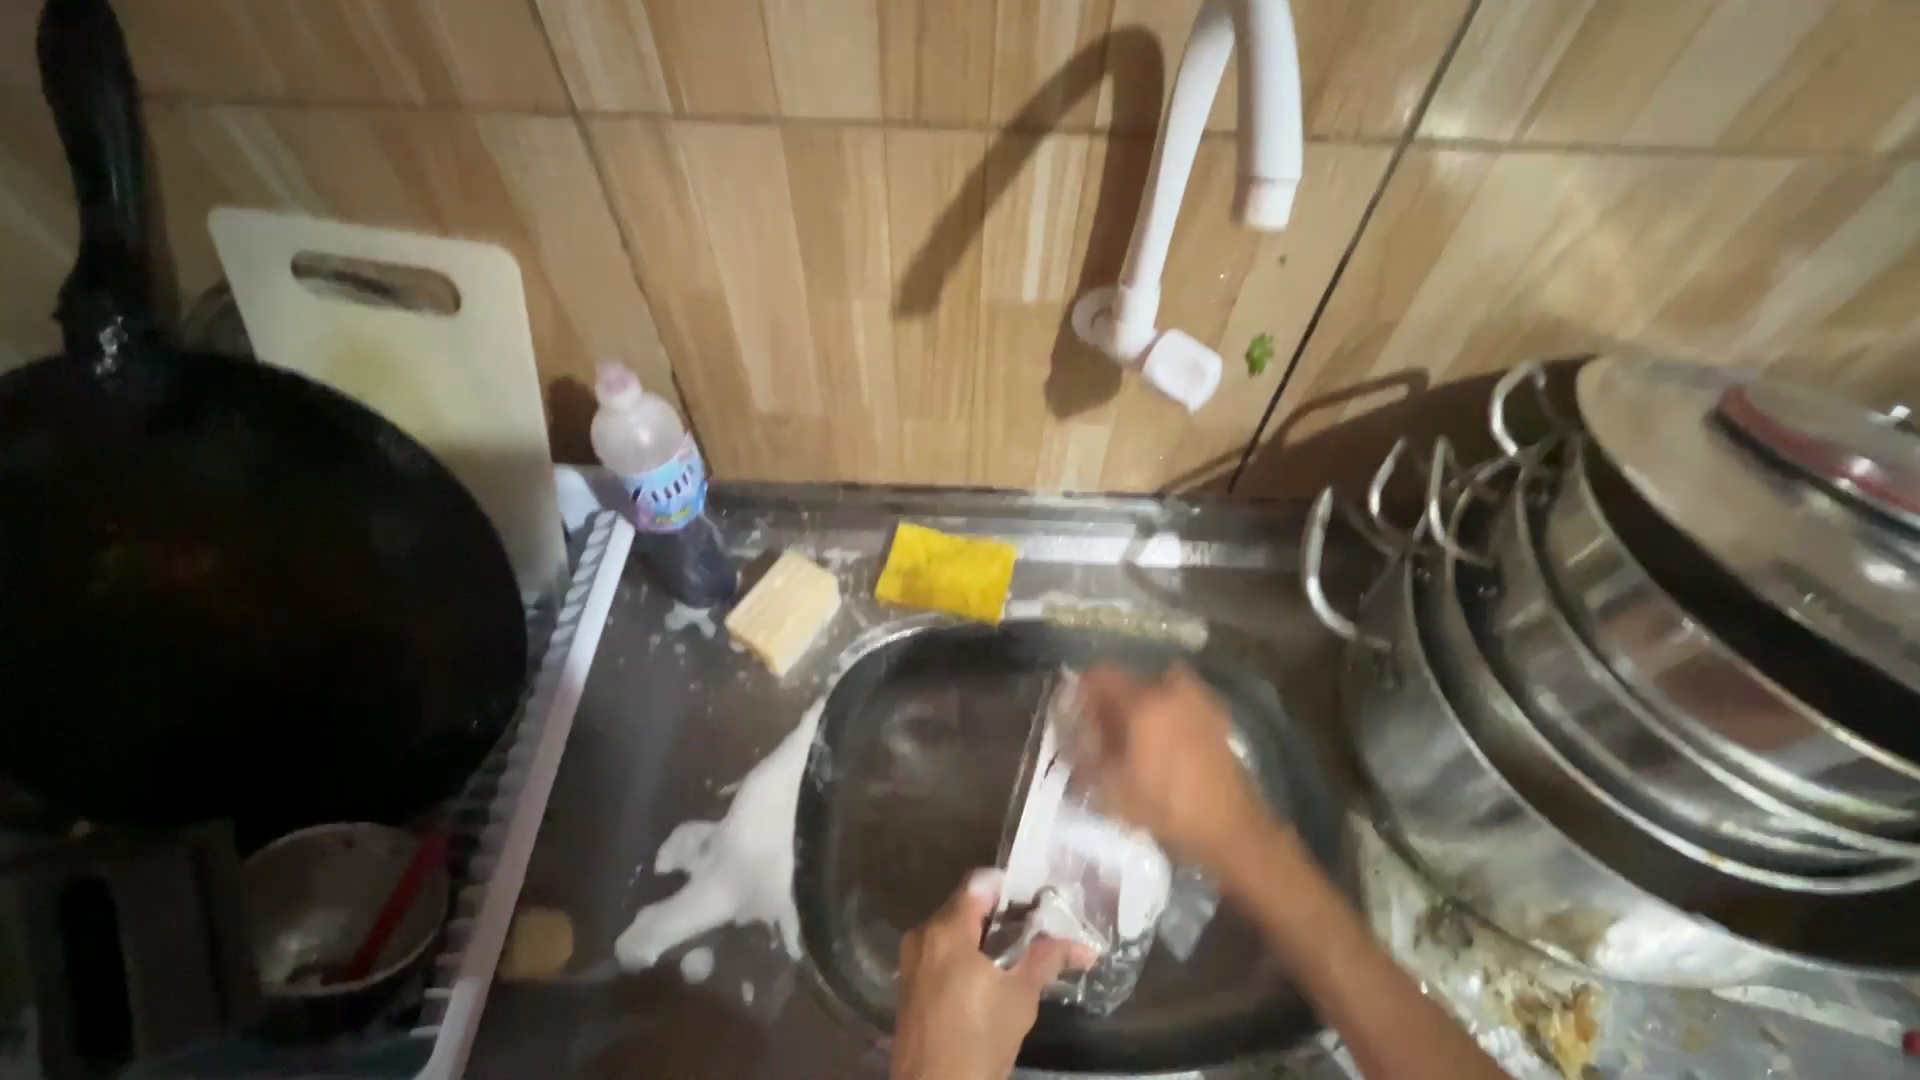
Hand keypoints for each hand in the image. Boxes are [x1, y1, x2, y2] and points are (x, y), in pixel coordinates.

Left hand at [892, 870, 1089, 1079]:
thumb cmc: (979, 1040)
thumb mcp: (1020, 997)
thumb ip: (1046, 959)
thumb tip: (1083, 946)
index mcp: (946, 929)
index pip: (978, 883)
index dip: (1008, 885)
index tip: (1035, 898)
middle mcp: (922, 935)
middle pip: (964, 905)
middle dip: (999, 913)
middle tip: (1033, 925)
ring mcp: (911, 960)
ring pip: (951, 929)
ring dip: (982, 935)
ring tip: (1016, 951)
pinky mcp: (909, 985)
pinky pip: (939, 952)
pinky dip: (963, 954)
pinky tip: (988, 975)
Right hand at [1073, 663, 1271, 869]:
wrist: (1230, 826)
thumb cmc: (1167, 807)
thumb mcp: (1111, 788)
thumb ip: (1086, 754)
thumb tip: (1076, 735)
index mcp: (1143, 700)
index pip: (1098, 674)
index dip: (1082, 694)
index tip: (1079, 720)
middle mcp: (1170, 687)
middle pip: (1126, 681)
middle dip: (1110, 703)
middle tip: (1104, 736)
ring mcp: (1197, 697)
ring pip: (1153, 689)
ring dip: (1138, 707)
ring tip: (1134, 742)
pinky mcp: (1215, 712)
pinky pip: (1177, 700)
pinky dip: (1163, 714)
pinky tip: (1162, 747)